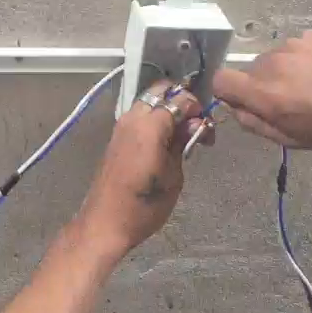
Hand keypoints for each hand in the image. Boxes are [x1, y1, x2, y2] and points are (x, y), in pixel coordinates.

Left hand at [71, 81, 206, 258]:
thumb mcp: (174, 176)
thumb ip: (182, 143)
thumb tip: (194, 124)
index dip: (196, 108)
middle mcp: (133, 117)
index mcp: (149, 125)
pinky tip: (165, 140)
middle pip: (160, 90)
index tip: (206, 129)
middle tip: (194, 125)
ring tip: (181, 135)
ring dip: (166, 108)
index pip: (178, 98)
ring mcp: (121, 124)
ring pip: (148, 101)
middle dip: (180, 100)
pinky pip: (139, 114)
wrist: (105, 222)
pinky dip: (154, 118)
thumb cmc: (145, 205)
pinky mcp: (116, 135)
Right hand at [212, 31, 311, 158]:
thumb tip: (237, 108)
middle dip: (262, 85)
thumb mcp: (290, 140)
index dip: (230, 93)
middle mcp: (272, 64)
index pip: (221, 80)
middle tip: (291, 102)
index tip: (248, 103)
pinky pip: (294, 48)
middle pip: (249, 71)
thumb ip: (254, 123)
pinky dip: (301, 60)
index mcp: (264, 93)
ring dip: (283, 72)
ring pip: (272, 59)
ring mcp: (293, 46)